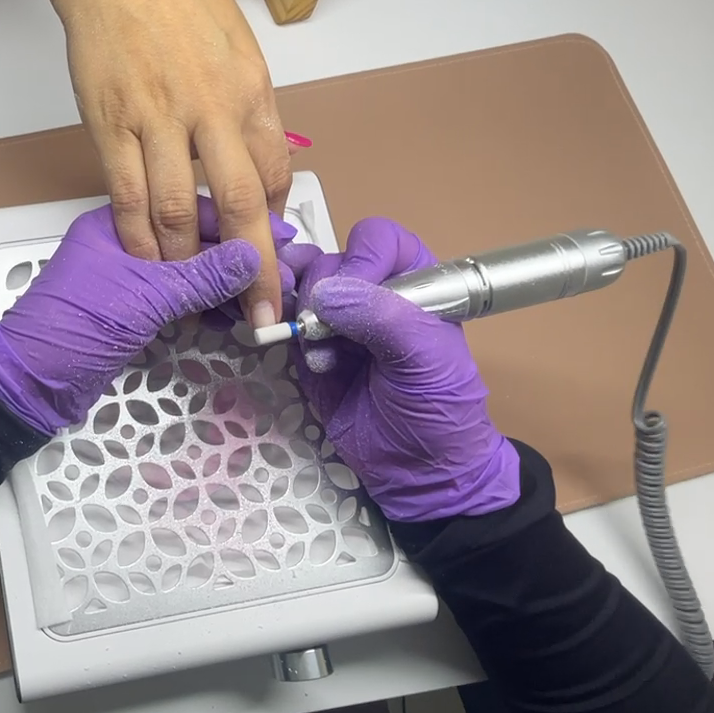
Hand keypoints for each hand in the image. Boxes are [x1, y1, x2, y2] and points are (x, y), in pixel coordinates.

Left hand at [0, 199, 268, 434]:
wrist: (33, 382)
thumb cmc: (79, 328)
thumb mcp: (143, 298)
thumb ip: (200, 276)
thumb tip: (255, 255)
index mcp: (119, 221)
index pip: (190, 209)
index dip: (238, 226)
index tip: (282, 239)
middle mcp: (125, 243)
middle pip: (192, 240)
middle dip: (237, 259)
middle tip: (284, 273)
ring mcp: (128, 278)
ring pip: (187, 272)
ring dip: (224, 285)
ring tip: (265, 298)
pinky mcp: (130, 310)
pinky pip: (177, 298)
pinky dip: (204, 305)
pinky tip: (234, 315)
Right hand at [54, 0, 291, 331]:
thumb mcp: (236, 47)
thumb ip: (246, 110)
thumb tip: (250, 167)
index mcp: (251, 89)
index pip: (274, 173)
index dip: (273, 225)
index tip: (269, 258)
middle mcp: (212, 109)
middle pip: (238, 205)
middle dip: (252, 271)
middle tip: (258, 316)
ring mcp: (158, 119)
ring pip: (177, 212)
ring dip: (184, 263)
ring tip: (188, 293)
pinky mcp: (111, 126)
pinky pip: (127, 197)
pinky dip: (138, 237)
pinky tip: (146, 260)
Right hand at [291, 218, 520, 520]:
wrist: (413, 472)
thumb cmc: (435, 412)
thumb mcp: (426, 362)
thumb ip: (384, 318)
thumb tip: (325, 293)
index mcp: (415, 282)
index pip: (377, 240)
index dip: (359, 261)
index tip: (350, 299)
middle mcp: (372, 292)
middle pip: (328, 258)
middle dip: (319, 289)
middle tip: (322, 329)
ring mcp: (337, 320)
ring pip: (299, 284)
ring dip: (295, 306)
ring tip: (307, 341)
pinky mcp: (308, 346)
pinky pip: (283, 317)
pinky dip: (278, 325)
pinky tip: (294, 348)